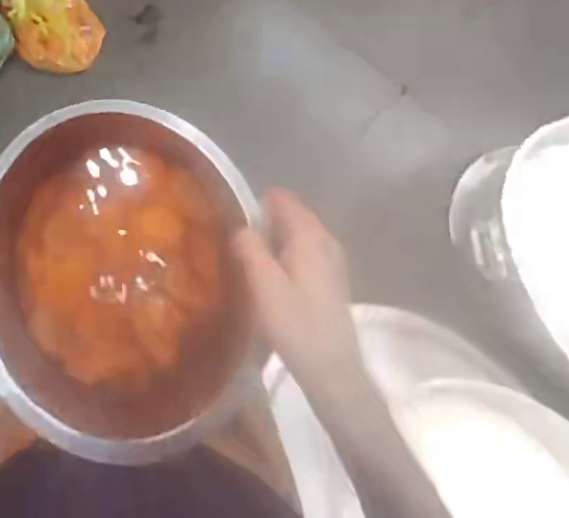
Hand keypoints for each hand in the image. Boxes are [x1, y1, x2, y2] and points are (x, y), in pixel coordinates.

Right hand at [233, 188, 360, 386]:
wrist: (333, 372)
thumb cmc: (295, 324)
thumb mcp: (262, 282)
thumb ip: (248, 245)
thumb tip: (240, 226)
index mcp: (309, 235)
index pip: (281, 197)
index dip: (255, 203)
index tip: (235, 222)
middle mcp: (325, 240)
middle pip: (289, 214)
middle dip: (263, 221)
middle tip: (238, 244)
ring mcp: (332, 260)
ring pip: (295, 235)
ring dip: (273, 241)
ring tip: (250, 262)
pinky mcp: (331, 280)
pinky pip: (302, 252)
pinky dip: (285, 256)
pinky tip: (271, 281)